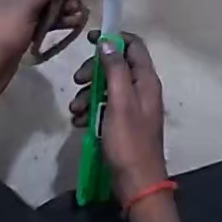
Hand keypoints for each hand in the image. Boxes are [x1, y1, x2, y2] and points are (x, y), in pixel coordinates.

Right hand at [69, 33, 167, 198]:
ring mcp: (132, 106)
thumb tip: (108, 42)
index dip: (113, 38)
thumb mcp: (119, 101)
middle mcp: (142, 89)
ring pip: (107, 87)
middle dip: (93, 71)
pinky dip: (90, 110)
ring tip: (75, 110)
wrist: (136, 183)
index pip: (134, 45)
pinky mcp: (123, 123)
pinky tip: (79, 122)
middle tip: (77, 81)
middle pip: (116, 65)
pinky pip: (104, 106)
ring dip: (88, 94)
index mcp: (146, 80)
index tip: (90, 39)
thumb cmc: (129, 140)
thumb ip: (115, 69)